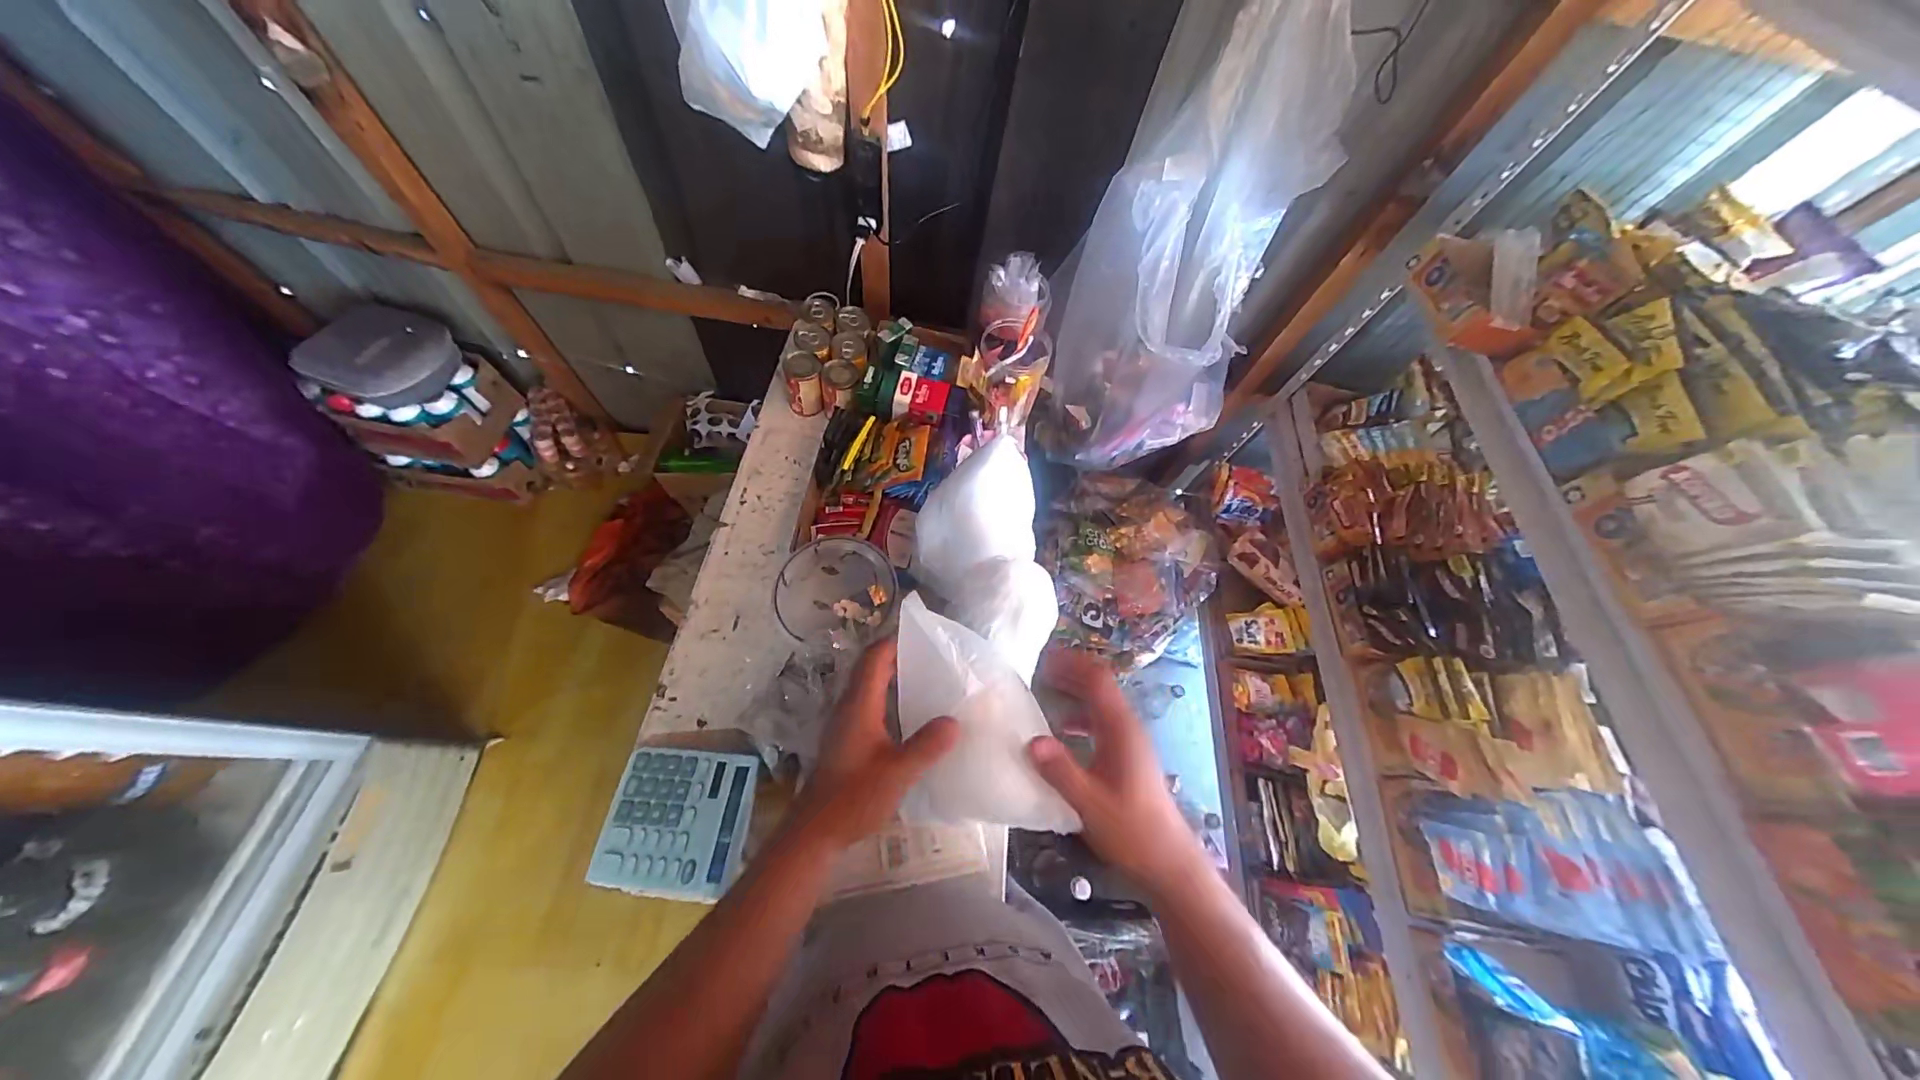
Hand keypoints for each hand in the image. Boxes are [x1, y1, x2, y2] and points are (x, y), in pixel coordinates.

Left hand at [784, 638, 957, 851]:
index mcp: (859, 705)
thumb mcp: (898, 772)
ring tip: (928, 682)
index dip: (895, 641)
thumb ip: (927, 745)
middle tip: (933, 658)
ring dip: (893, 679)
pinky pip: (869, 706)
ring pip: (869, 688)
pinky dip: (889, 700)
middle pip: (870, 668)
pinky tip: (910, 717)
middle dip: (898, 657)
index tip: (923, 636)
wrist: (816, 830)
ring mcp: (845, 724)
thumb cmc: (854, 797)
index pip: (874, 658)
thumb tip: (953, 721)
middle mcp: (849, 707)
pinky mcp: (846, 740)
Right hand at [1027, 648, 1207, 892]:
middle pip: (1100, 686)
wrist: (1168, 860)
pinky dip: (1080, 715)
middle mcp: (1127, 728)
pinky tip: (1062, 730)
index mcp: (1120, 730)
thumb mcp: (1089, 803)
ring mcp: (1130, 742)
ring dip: (1075, 692)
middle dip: (1071, 672)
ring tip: (1045, 691)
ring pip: (1100, 704)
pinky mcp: (1128, 757)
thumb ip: (1060, 771)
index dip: (1072, 664)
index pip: (1098, 681)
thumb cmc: (1131, 830)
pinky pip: (1101, 723)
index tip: (1044, 657)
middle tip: (1038, 668)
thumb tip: (1031, 741)